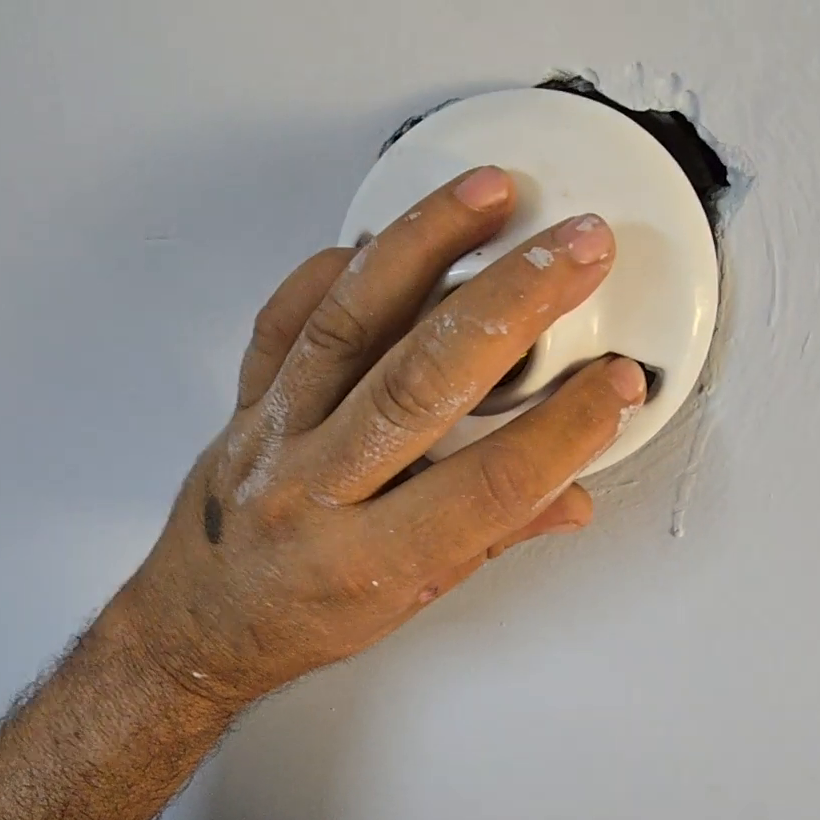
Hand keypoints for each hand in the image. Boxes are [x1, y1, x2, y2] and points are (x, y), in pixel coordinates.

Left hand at [118, 166, 646, 706]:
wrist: (201, 623)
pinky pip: (283, 319)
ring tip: (487, 196)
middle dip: (511, 305)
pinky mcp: (245, 403)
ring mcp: (271, 437)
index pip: (487, 486)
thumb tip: (567, 497)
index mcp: (366, 562)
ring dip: (424, 247)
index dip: (566, 431)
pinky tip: (383, 238)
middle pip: (420, 382)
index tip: (618, 384)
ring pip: (347, 325)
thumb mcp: (405, 605)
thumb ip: (487, 542)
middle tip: (576, 251)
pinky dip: (331, 270)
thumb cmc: (300, 620)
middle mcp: (313, 492)